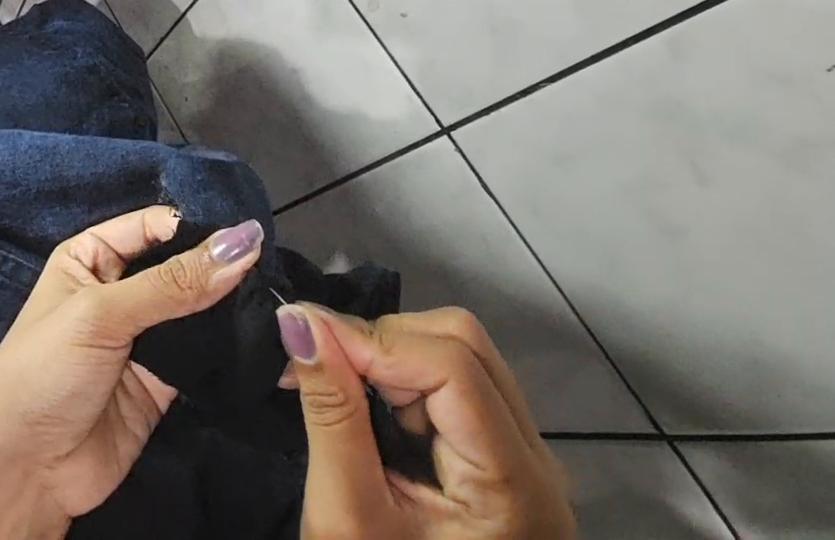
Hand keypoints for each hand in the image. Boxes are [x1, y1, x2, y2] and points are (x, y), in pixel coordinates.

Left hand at [0, 207, 264, 539]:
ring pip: (199, 310)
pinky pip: (205, 353)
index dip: (198, 228)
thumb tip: (240, 244)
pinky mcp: (166, 379)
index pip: (154, 226)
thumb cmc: (44, 371)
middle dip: (223, 269)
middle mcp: (120, 289)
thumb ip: (171, 284)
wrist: (26, 468)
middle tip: (276, 271)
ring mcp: (145, 336)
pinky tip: (269, 340)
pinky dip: (232, 348)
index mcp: (92, 256)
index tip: (252, 235)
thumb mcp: (100, 315)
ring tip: (280, 302)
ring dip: (232, 308)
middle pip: (182, 266)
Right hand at [278, 305, 575, 539]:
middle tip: (322, 366)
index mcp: (514, 485)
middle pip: (464, 345)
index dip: (371, 337)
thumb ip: (330, 411)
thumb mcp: (346, 513)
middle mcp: (537, 462)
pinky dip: (401, 375)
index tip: (301, 337)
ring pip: (460, 354)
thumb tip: (297, 320)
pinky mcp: (499, 459)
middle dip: (382, 339)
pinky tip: (367, 406)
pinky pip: (454, 382)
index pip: (451, 363)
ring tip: (340, 388)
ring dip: (389, 354)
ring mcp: (524, 460)